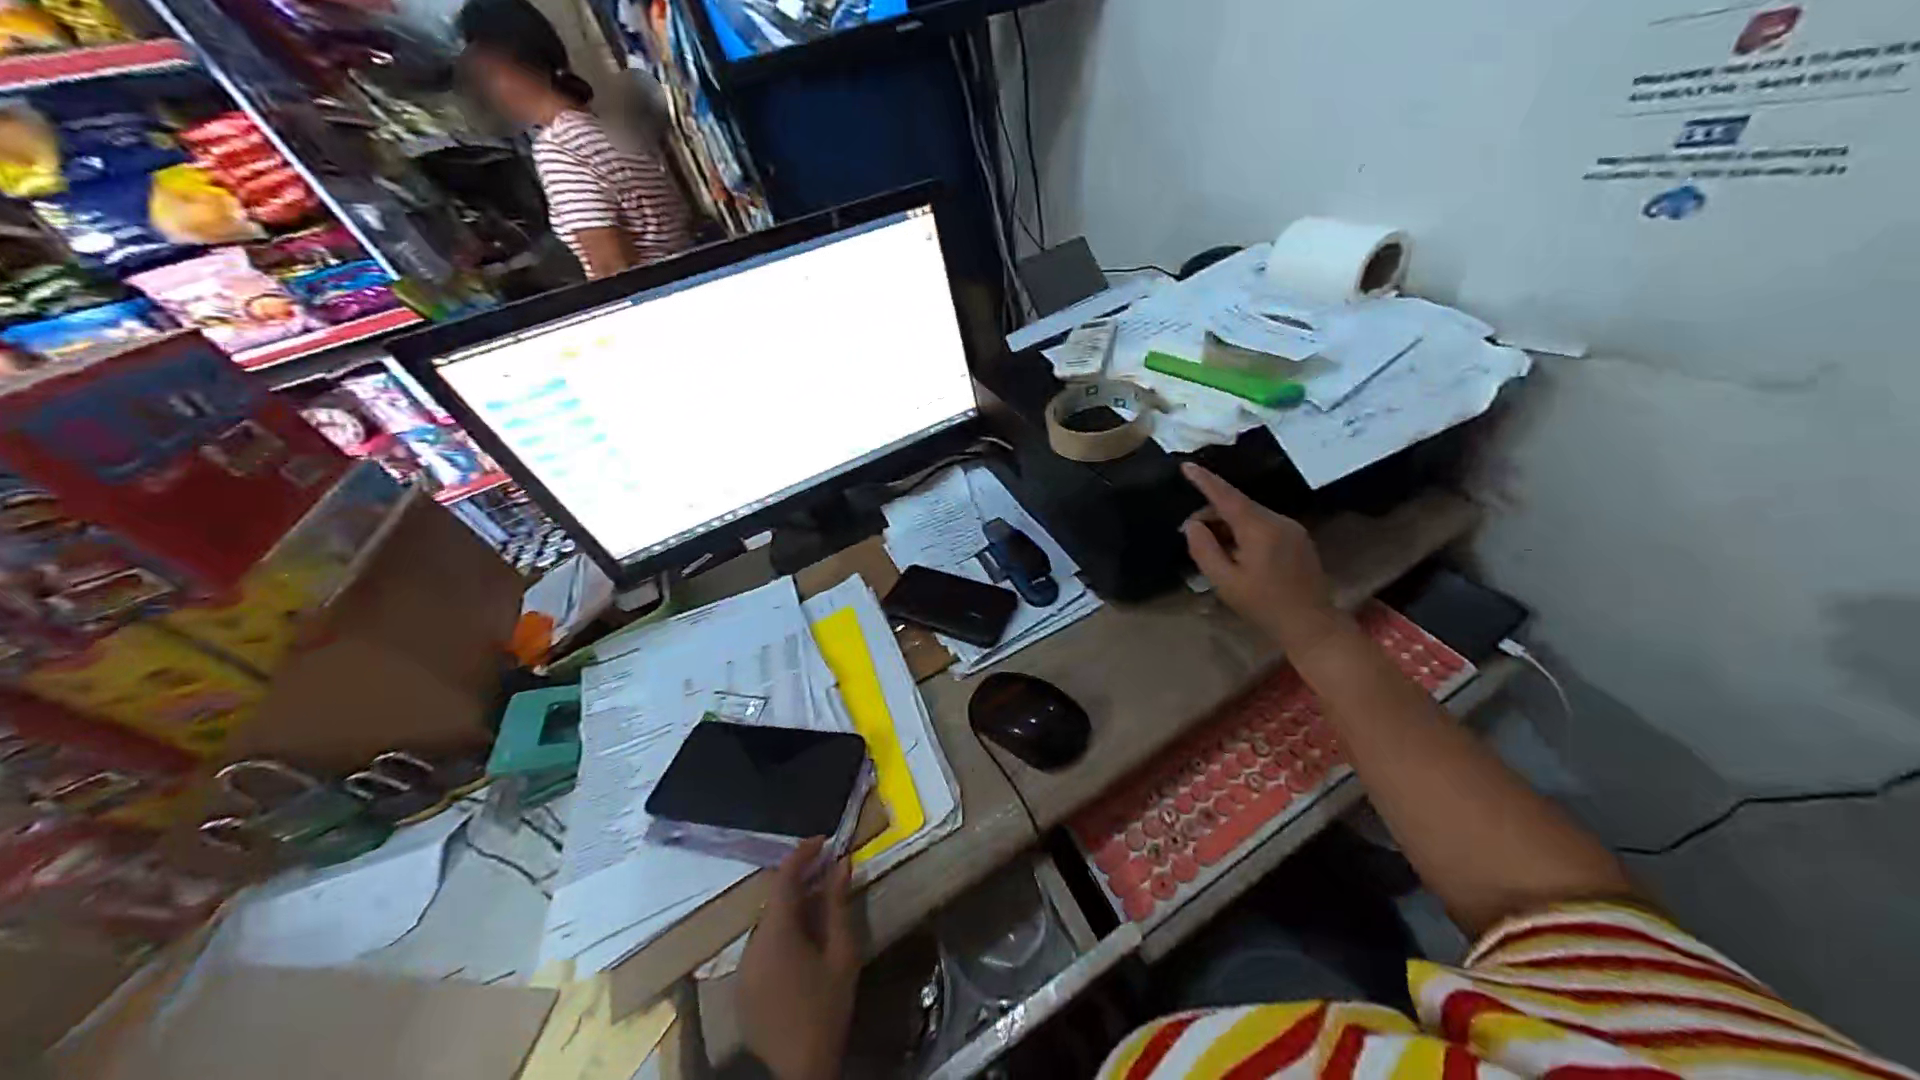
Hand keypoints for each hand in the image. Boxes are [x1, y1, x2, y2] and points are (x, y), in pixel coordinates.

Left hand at [738, 838, 858, 1079]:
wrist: (802, 1070)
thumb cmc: (827, 1008)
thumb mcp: (842, 954)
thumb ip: (838, 905)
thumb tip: (841, 863)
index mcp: (776, 934)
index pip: (785, 878)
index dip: (803, 853)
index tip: (824, 840)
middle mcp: (752, 944)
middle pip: (777, 900)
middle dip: (802, 881)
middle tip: (831, 873)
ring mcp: (744, 968)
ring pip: (770, 923)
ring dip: (794, 909)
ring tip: (823, 909)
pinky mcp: (742, 987)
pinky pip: (763, 946)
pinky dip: (783, 934)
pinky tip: (806, 945)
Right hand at [1180, 463, 1343, 655]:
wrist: (1312, 625)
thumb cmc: (1264, 606)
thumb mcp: (1225, 581)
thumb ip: (1204, 549)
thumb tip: (1192, 525)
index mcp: (1260, 529)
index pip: (1227, 496)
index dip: (1205, 480)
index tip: (1186, 465)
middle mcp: (1279, 520)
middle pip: (1238, 505)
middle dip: (1212, 513)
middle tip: (1191, 535)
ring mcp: (1292, 529)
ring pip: (1251, 514)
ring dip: (1228, 524)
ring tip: (1213, 547)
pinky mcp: (1298, 539)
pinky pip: (1264, 524)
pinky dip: (1244, 531)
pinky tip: (1235, 552)